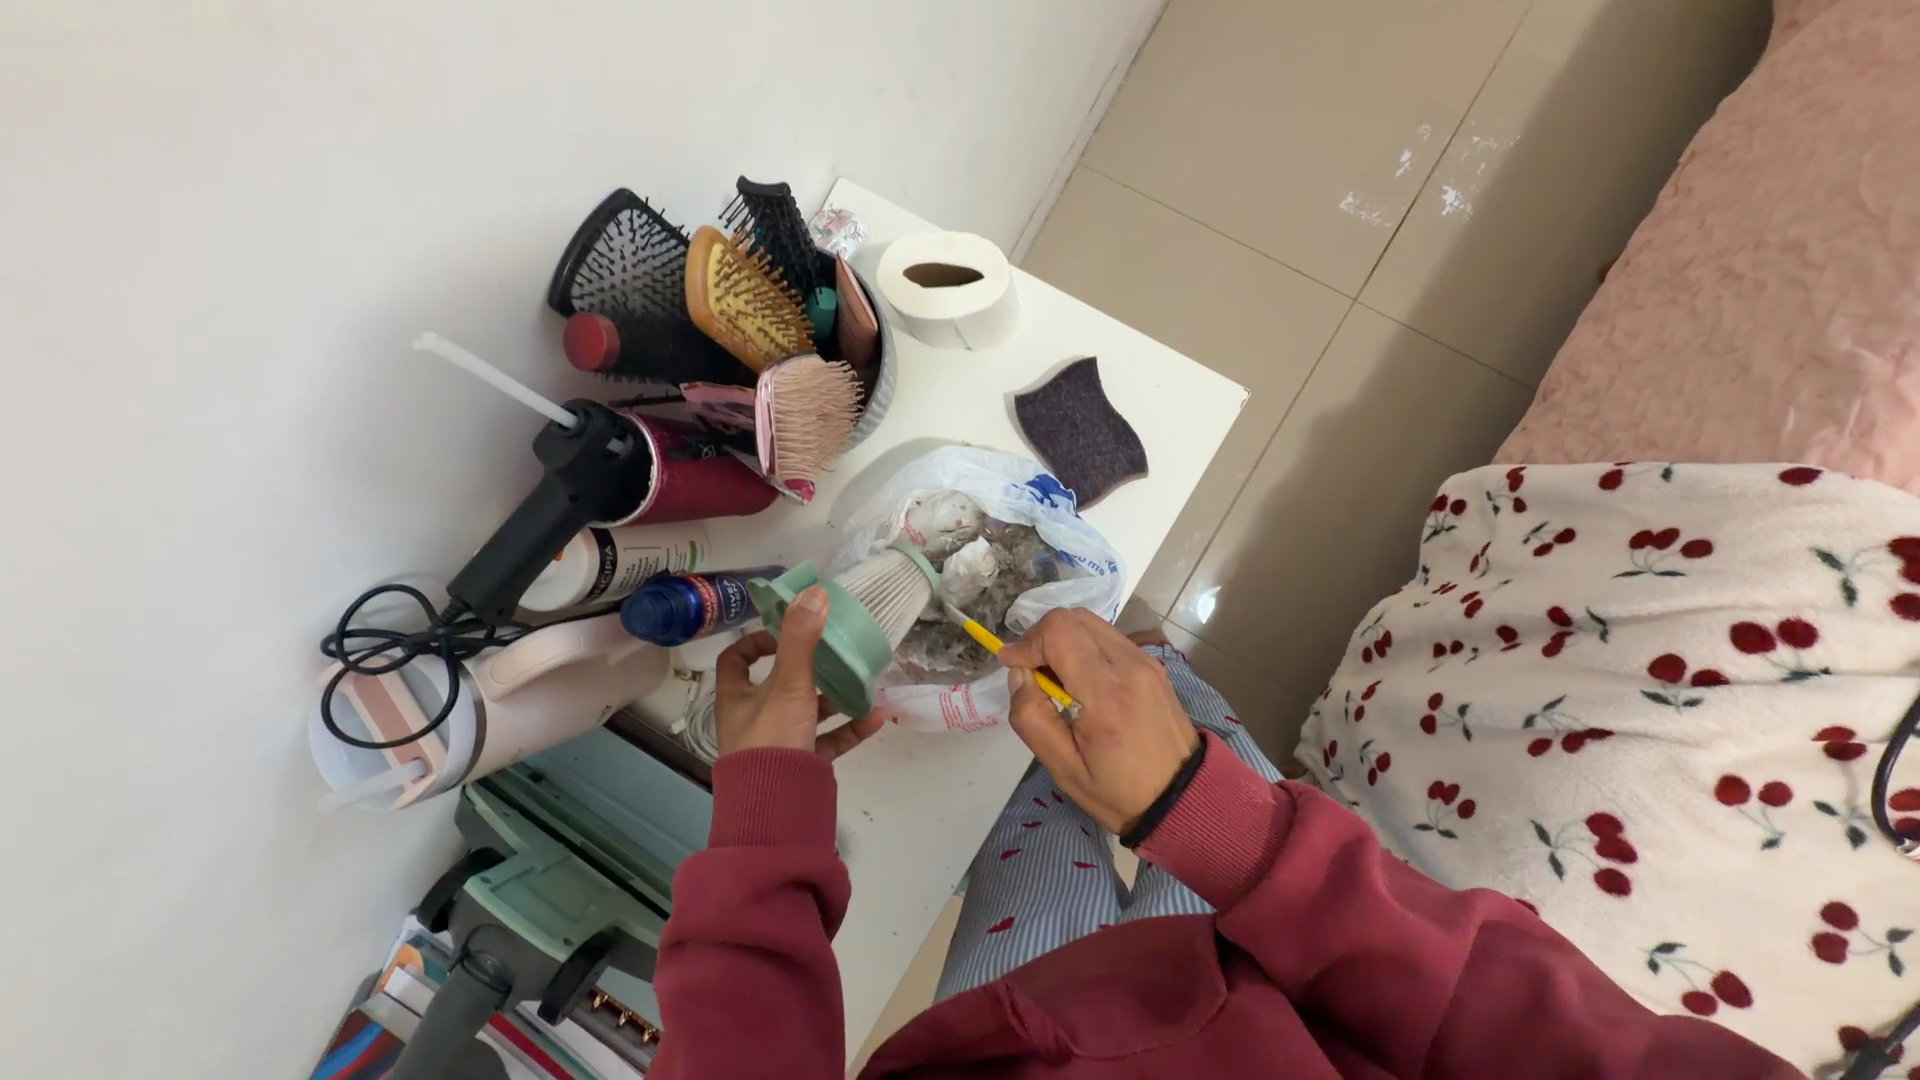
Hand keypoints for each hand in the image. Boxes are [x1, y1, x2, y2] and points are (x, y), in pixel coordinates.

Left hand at [714, 586, 884, 760]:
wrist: (777, 810)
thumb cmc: (772, 740)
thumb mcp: (788, 684)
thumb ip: (802, 640)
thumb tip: (815, 592)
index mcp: (737, 699)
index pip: (736, 660)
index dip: (758, 642)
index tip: (787, 634)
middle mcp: (753, 720)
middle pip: (778, 685)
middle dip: (810, 669)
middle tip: (836, 654)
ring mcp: (778, 745)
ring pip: (807, 713)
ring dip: (835, 698)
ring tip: (862, 683)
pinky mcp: (802, 766)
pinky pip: (828, 741)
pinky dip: (850, 728)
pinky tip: (875, 716)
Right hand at [998, 608, 1199, 833]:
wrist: (1182, 797)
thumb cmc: (1118, 791)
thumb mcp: (1063, 768)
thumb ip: (1031, 717)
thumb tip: (1018, 674)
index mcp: (1106, 694)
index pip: (1058, 632)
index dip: (1027, 643)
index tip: (1014, 667)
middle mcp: (1129, 666)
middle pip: (1072, 618)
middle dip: (1041, 638)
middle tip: (1032, 672)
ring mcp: (1145, 661)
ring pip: (1089, 622)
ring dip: (1062, 639)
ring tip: (1055, 676)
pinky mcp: (1151, 663)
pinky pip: (1107, 636)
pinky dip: (1083, 645)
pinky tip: (1080, 678)